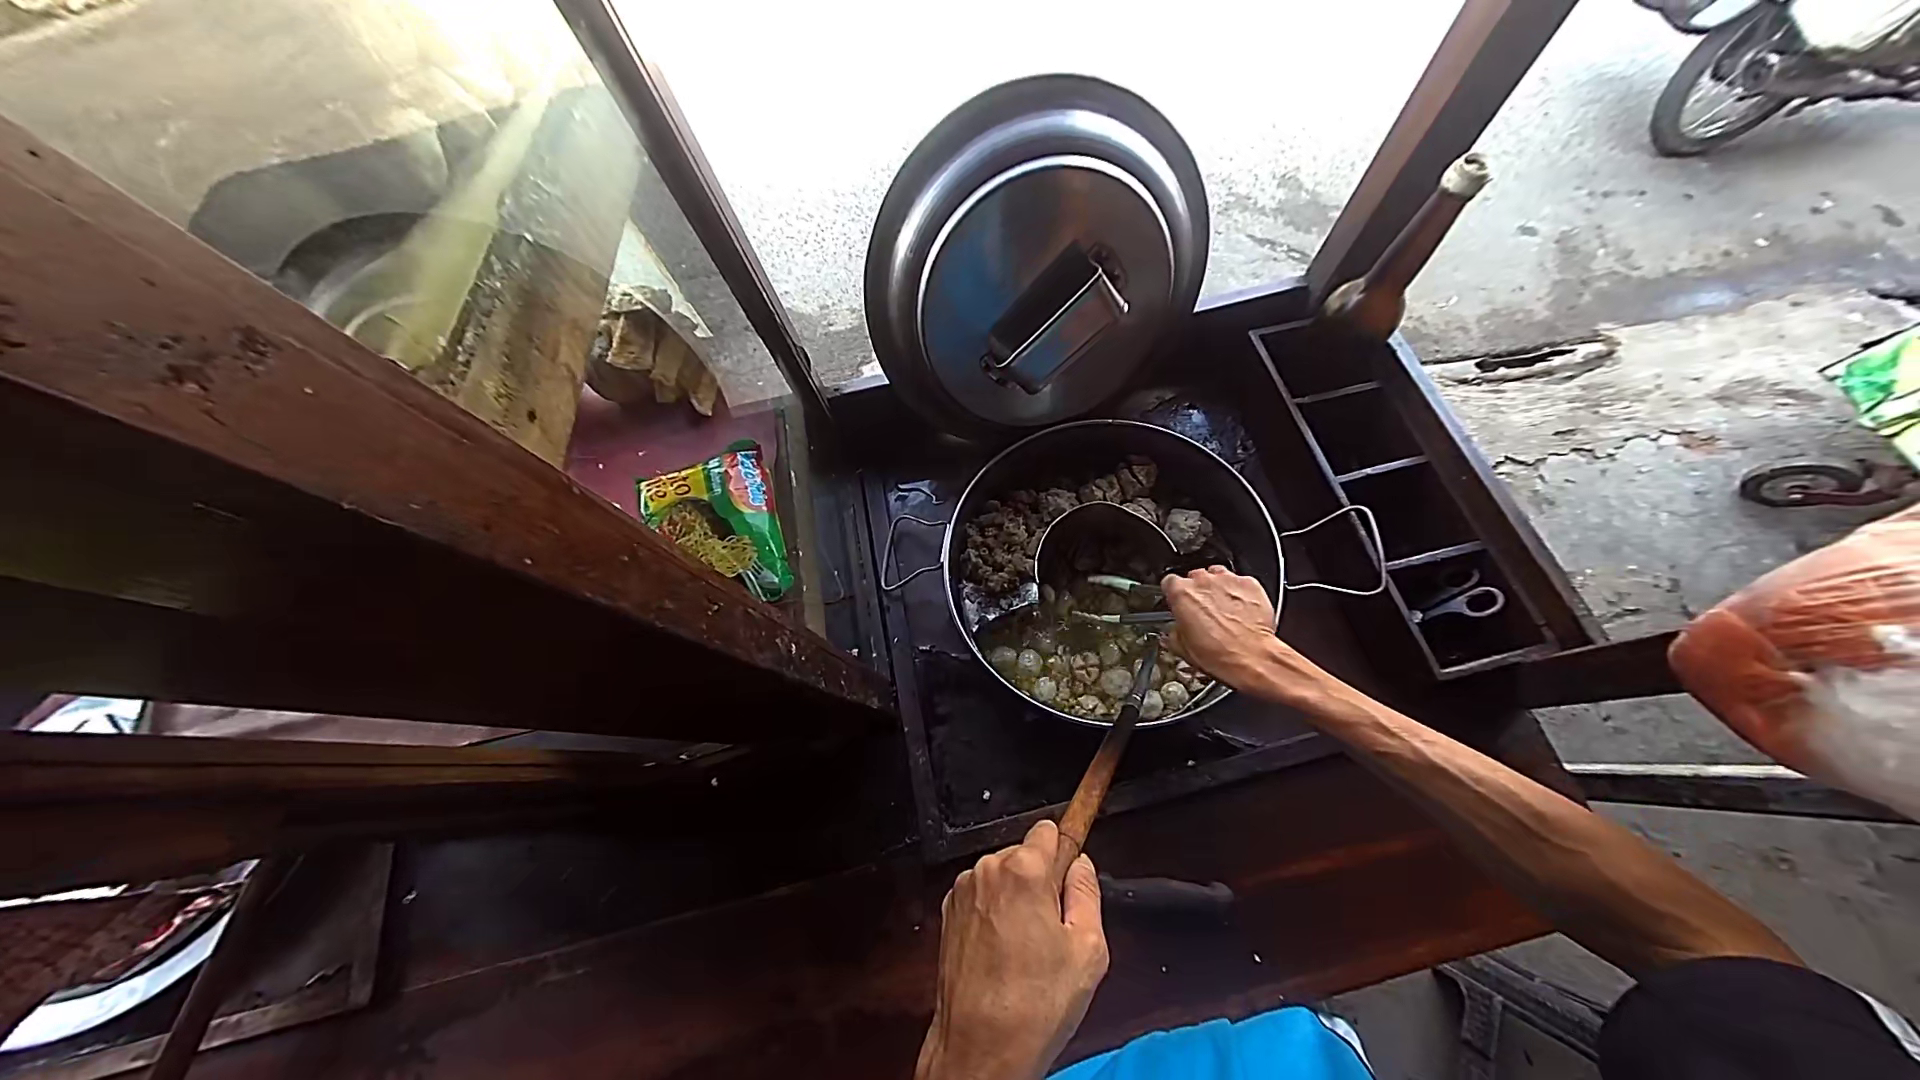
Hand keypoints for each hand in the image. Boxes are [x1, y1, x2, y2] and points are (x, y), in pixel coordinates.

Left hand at [916, 820, 1108, 1079]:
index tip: (1068, 878)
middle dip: (1039, 880)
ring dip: (1014, 897)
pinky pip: (981, 895)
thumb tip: (1082, 865)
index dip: (1063, 854)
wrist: (980, 1048)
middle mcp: (988, 869)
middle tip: (1051, 928)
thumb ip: (1088, 893)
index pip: (1049, 830)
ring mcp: (964, 889)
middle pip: (1024, 854)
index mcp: (1024, 869)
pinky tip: (1002, 951)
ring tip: (1025, 948)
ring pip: (1002, 875)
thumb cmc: (1036, 1004)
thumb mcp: (1088, 950)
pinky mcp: (949, 910)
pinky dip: (992, 911)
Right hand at [1160, 567, 1332, 706]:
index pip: (1169, 582)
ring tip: (1223, 609)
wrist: (1253, 659)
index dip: (1173, 593)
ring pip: (1218, 575)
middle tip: (1203, 612)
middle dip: (1198, 591)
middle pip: (1195, 577)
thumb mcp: (1182, 648)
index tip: (1178, 603)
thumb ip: (1174, 631)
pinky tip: (1240, 609)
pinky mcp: (1250, 584)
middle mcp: (1203, 581)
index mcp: (1180, 593)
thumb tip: (1175, 632)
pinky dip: (1240, 593)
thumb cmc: (1219, 654)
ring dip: (1218, 588)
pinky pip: (1241, 582)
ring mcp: (1228, 580)